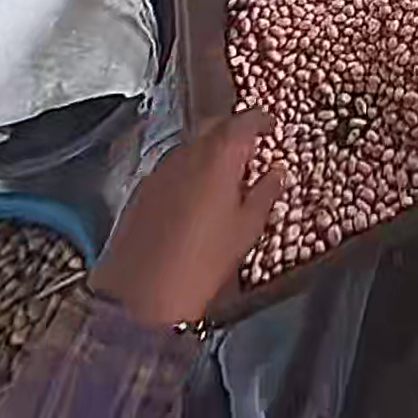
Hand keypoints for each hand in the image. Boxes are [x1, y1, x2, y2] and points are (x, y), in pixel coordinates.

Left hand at [89, 109, 282, 325]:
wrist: (139, 297)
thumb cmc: (204, 260)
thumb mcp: (246, 229)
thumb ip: (265, 193)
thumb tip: (278, 172)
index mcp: (220, 153)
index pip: (245, 120)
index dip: (261, 120)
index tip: (272, 126)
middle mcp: (190, 149)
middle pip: (216, 123)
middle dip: (234, 130)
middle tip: (250, 148)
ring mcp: (162, 166)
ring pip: (192, 143)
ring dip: (210, 148)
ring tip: (225, 173)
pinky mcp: (143, 185)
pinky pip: (174, 163)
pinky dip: (190, 167)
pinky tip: (195, 193)